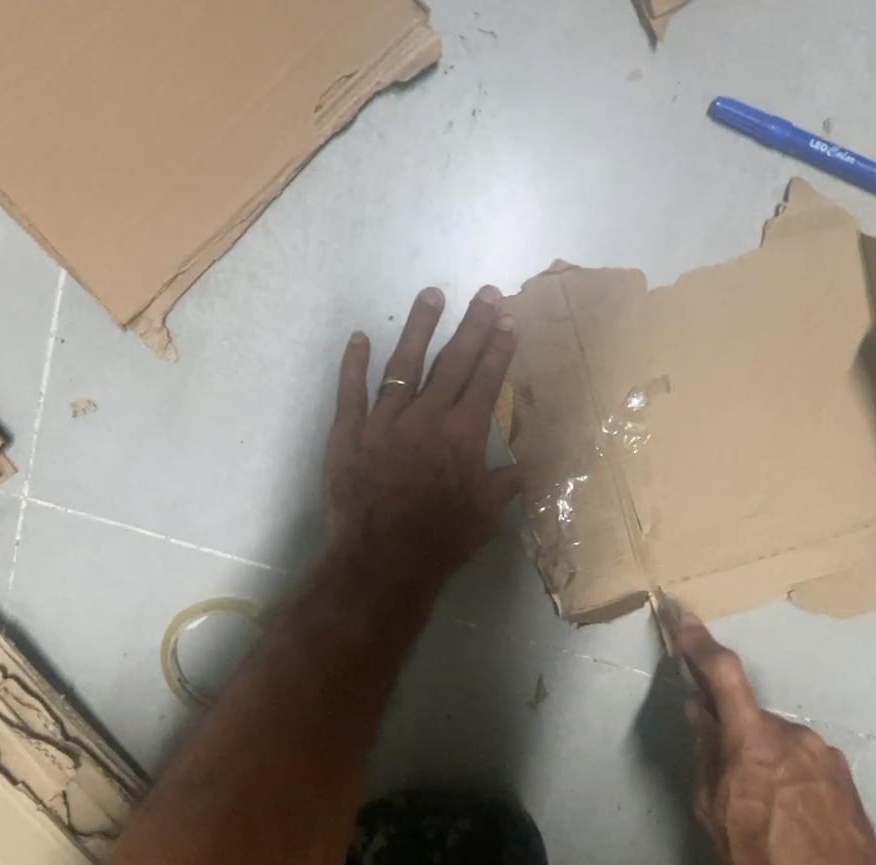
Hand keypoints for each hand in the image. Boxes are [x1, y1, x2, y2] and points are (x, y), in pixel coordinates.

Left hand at [325, 285, 522, 591]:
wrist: (383, 560)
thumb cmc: (441, 541)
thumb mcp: (487, 516)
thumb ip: (505, 484)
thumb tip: (526, 468)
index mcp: (463, 435)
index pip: (486, 380)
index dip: (499, 348)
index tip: (508, 319)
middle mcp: (426, 417)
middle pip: (453, 362)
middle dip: (473, 325)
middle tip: (485, 293)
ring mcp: (384, 421)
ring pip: (403, 365)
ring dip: (419, 328)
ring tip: (431, 294)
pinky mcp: (349, 434)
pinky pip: (350, 391)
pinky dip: (353, 363)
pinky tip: (358, 337)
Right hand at [675, 614, 875, 864]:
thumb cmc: (762, 860)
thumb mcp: (713, 810)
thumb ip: (706, 754)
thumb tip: (699, 712)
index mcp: (753, 739)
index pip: (722, 674)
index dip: (700, 642)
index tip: (684, 616)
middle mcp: (791, 733)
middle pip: (748, 716)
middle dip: (730, 732)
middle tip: (720, 774)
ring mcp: (822, 753)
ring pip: (775, 740)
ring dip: (759, 757)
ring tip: (758, 809)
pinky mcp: (843, 774)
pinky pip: (800, 760)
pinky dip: (784, 774)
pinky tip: (786, 816)